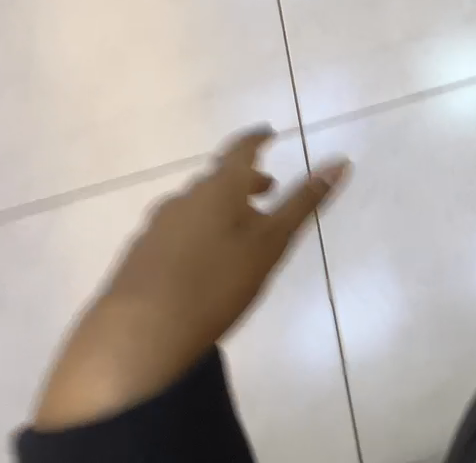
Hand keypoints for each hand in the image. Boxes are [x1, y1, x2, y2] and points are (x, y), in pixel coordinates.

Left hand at [32, 128, 349, 430]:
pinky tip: (201, 263)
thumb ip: (305, 201)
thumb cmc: (216, 283)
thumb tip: (341, 161)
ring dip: (218, 208)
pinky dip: (195, 233)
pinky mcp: (135, 259)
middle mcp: (183, 200)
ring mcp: (154, 229)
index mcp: (219, 189)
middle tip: (266, 192)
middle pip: (216, 180)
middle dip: (244, 181)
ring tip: (237, 231)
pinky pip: (174, 232)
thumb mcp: (273, 242)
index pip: (240, 150)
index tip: (268, 133)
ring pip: (193, 206)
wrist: (134, 342)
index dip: (256, 139)